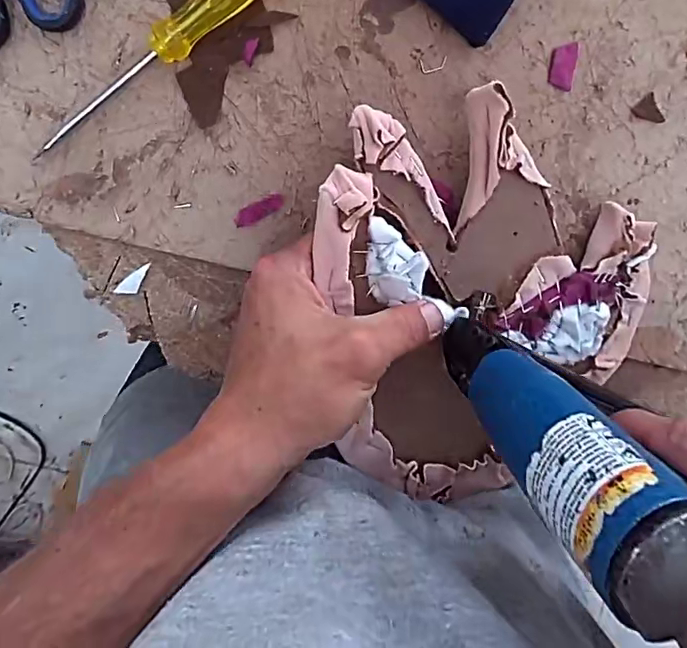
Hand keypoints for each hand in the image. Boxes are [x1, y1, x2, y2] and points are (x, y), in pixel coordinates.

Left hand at [207, 235, 444, 468]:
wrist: (247, 452)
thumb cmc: (295, 394)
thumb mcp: (363, 353)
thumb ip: (405, 325)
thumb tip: (439, 311)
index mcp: (284, 269)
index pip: (341, 234)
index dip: (379, 245)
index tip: (410, 260)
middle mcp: (274, 281)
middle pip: (340, 264)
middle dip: (376, 279)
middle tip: (410, 290)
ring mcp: (273, 310)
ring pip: (335, 292)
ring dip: (363, 306)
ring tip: (395, 315)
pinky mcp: (279, 337)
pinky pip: (324, 315)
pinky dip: (347, 324)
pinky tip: (368, 341)